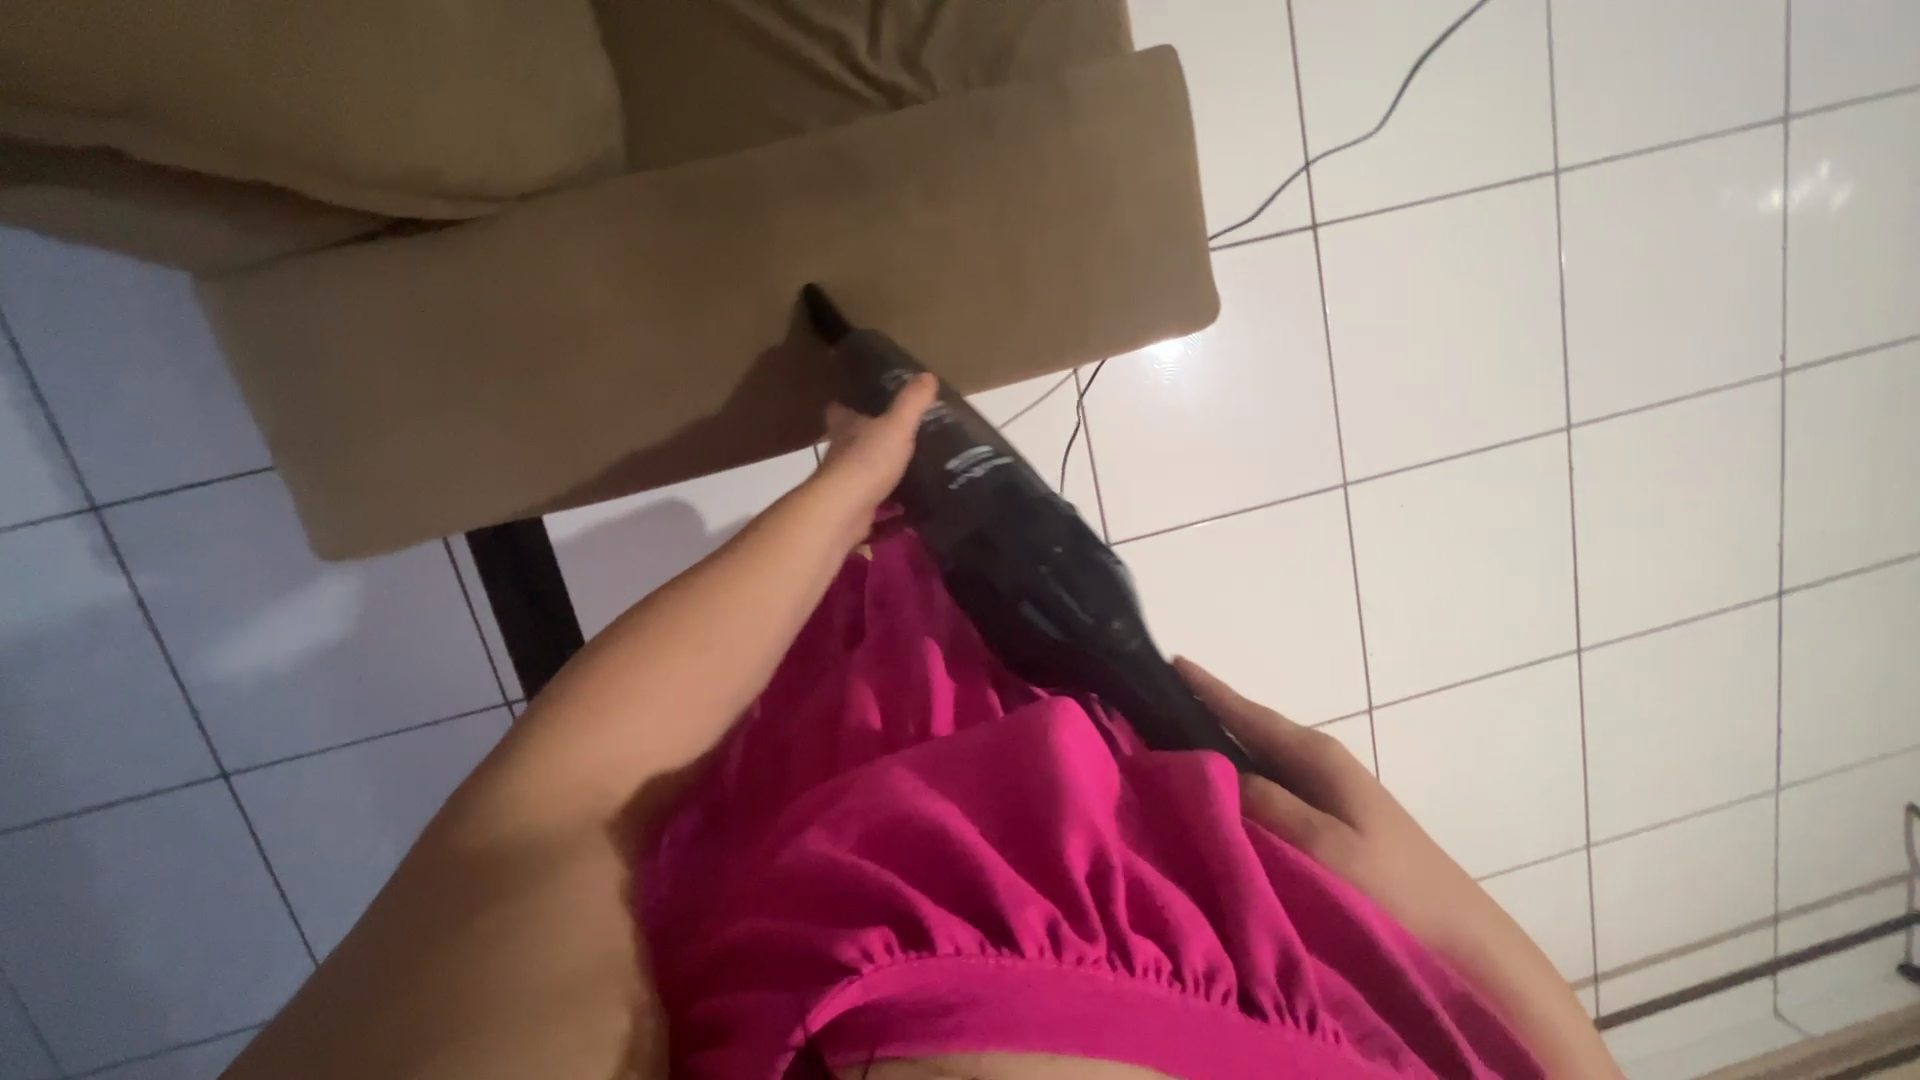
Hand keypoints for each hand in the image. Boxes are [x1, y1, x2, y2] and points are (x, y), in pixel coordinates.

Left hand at [814, 373, 938, 516]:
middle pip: (848, 437)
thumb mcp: (896, 426)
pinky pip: (868, 495)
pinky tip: (900, 497)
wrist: (845, 509)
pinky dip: (881, 495)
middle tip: (891, 434)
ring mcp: (842, 479)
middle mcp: (839, 449)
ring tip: (902, 464)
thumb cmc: (867, 460)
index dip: (848, 403)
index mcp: (845, 425)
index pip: (839, 408)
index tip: (862, 401)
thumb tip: (928, 375)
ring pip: (858, 467)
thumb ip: (912, 402)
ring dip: (874, 466)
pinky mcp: (849, 505)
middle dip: (865, 436)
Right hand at [1174, 657, 1506, 960]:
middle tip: (1151, 704)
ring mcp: (1323, 788)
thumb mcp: (1323, 845)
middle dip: (1203, 711)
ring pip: (1254, 756)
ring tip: (1167, 738)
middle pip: (1248, 728)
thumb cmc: (1390, 885)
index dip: (1207, 689)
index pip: (1247, 712)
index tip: (1169, 661)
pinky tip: (1213, 787)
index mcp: (1315, 756)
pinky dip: (1234, 776)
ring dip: (1215, 744)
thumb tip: (1211, 769)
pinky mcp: (1324, 816)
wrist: (1457, 933)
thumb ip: (1266, 804)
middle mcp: (1316, 761)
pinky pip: (1265, 783)